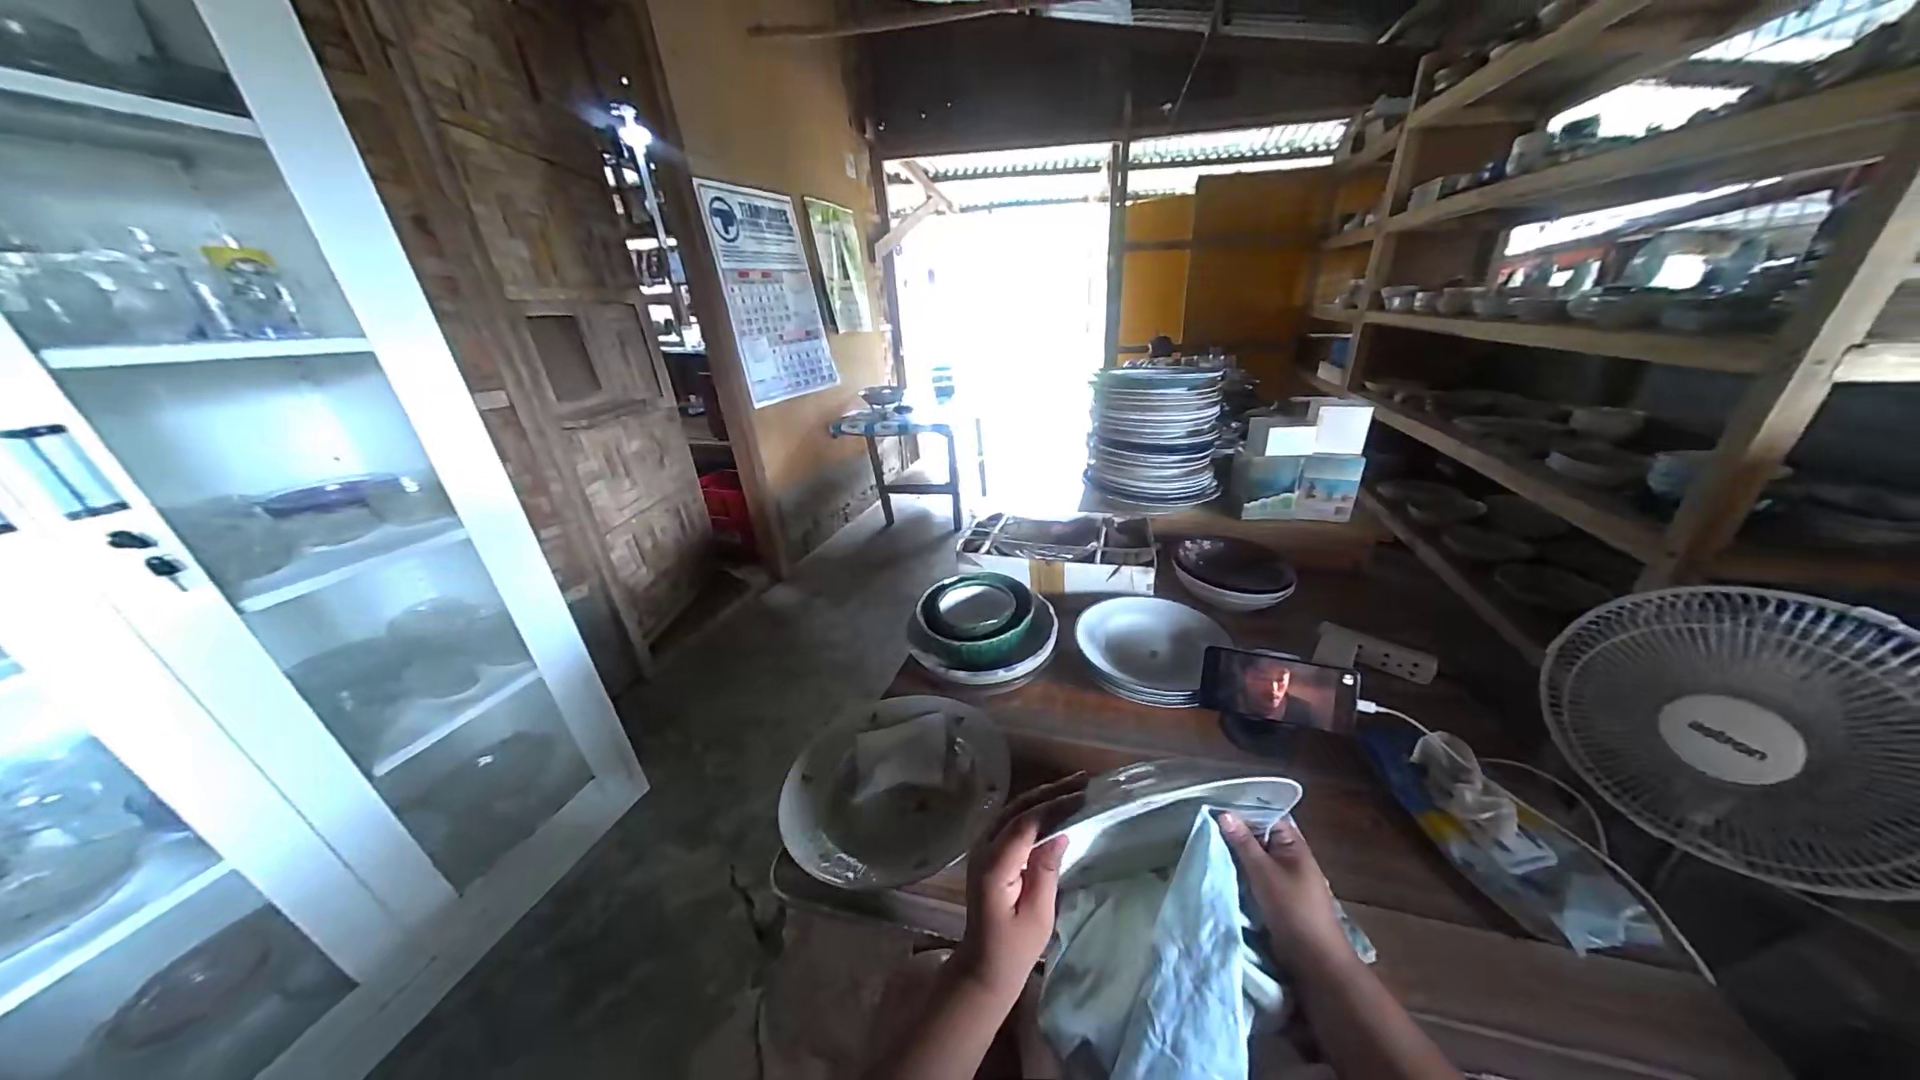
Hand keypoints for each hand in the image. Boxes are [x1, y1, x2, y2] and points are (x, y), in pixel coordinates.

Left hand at [955, 772, 1087, 999]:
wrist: (983, 964)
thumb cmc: (1014, 948)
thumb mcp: (1038, 915)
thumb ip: (1045, 872)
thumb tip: (1060, 834)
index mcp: (993, 865)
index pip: (1024, 823)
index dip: (1054, 806)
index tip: (1082, 795)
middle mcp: (982, 847)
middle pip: (1017, 809)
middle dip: (1050, 793)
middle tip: (1082, 781)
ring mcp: (982, 846)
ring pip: (1012, 810)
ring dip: (1042, 796)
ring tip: (1073, 786)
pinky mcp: (988, 849)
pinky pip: (1011, 820)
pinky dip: (1033, 808)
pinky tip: (1053, 803)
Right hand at [1219, 812, 1351, 967]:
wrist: (1314, 959)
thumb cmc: (1292, 909)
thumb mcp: (1264, 872)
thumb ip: (1243, 842)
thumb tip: (1224, 813)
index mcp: (1293, 845)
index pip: (1267, 816)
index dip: (1243, 810)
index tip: (1215, 807)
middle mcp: (1290, 856)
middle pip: (1260, 835)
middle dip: (1236, 831)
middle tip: (1206, 824)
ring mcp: (1284, 876)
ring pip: (1255, 855)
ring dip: (1236, 852)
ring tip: (1208, 842)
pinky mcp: (1277, 894)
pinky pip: (1255, 874)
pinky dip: (1241, 870)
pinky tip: (1222, 867)